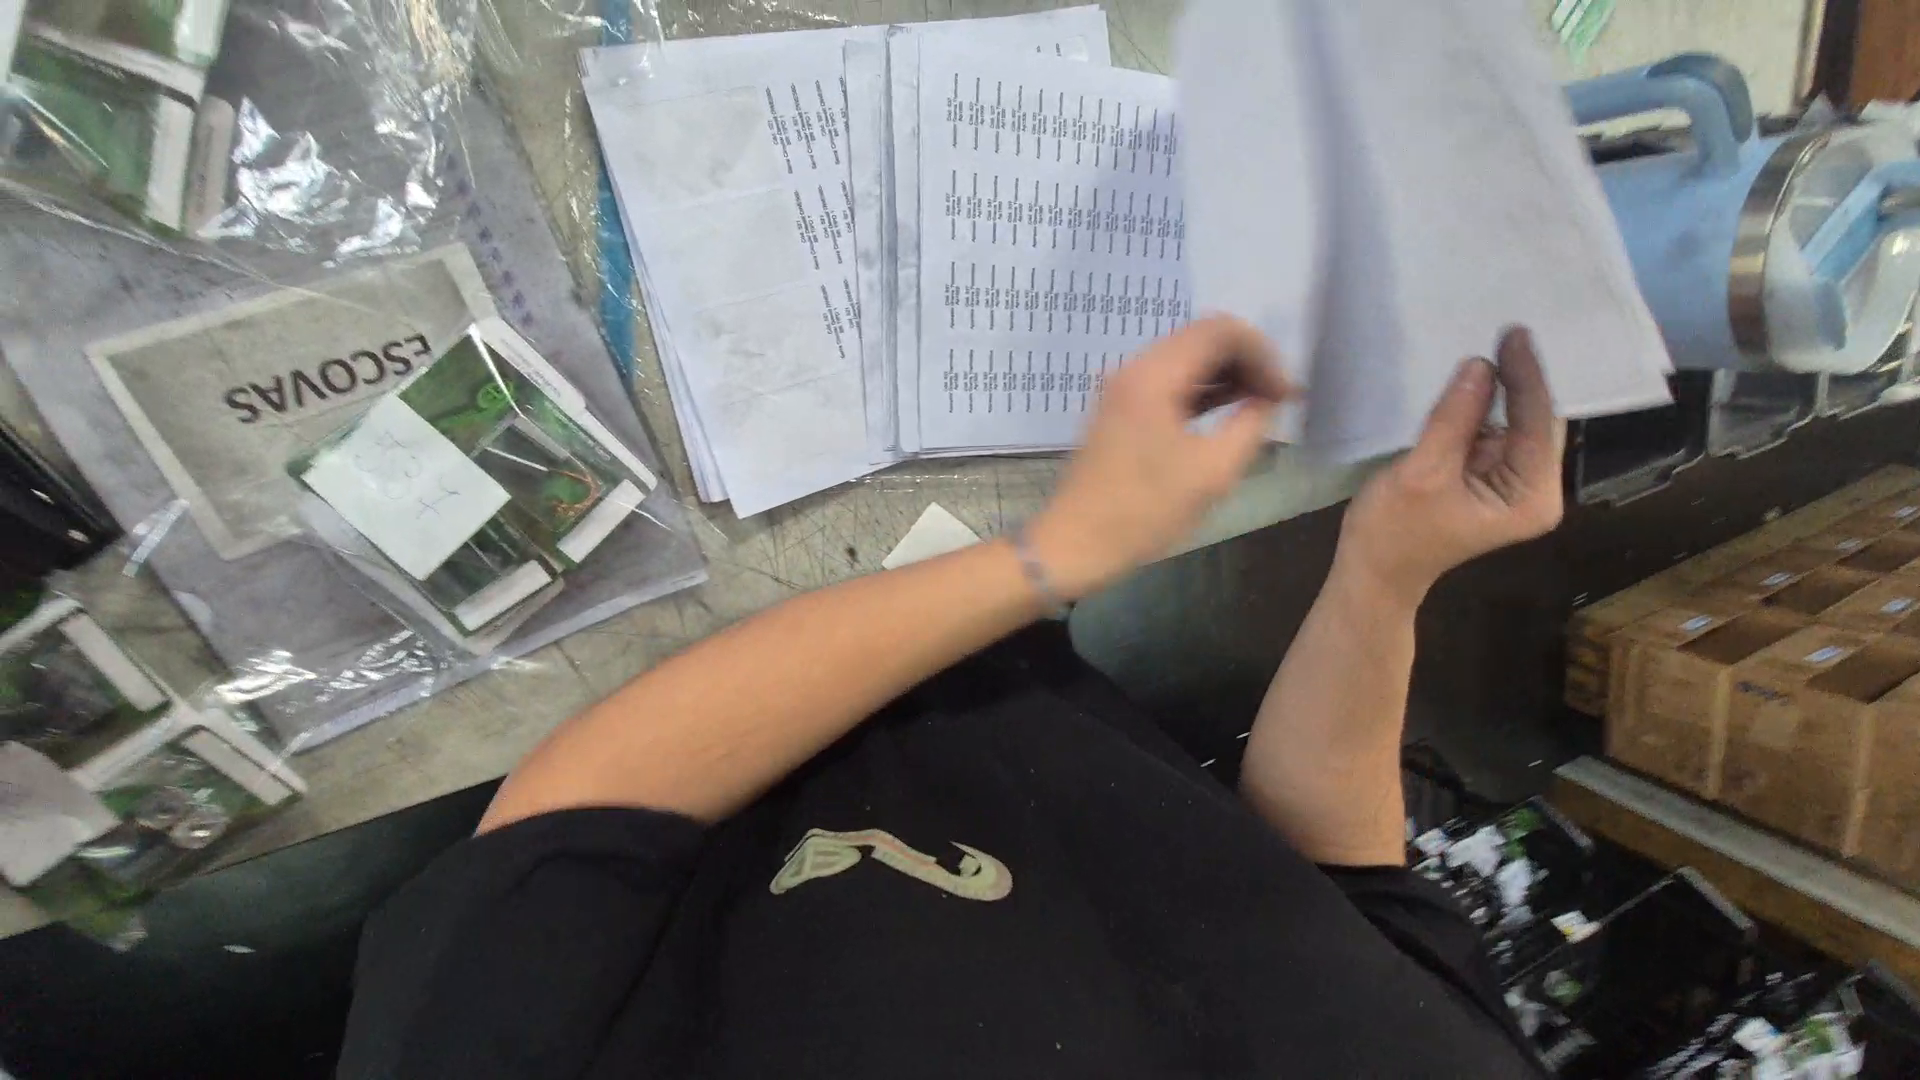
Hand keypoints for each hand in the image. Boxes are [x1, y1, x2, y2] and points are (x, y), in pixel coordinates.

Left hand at [1026, 316, 1293, 598]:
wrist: (1075, 544)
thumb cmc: (1144, 513)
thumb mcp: (1212, 472)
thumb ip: (1250, 424)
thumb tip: (1268, 399)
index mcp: (1153, 375)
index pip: (1221, 330)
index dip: (1264, 354)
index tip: (1285, 394)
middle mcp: (1133, 368)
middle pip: (1203, 338)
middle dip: (1248, 361)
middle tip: (1277, 400)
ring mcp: (1122, 388)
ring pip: (1186, 359)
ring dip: (1226, 376)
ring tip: (1259, 407)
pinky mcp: (1119, 409)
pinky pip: (1168, 383)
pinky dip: (1200, 391)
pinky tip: (1226, 413)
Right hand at [1337, 326, 1565, 607]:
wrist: (1371, 574)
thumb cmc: (1393, 532)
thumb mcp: (1421, 472)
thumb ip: (1453, 419)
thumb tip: (1479, 365)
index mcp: (1533, 496)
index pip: (1537, 423)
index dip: (1525, 377)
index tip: (1515, 333)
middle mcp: (1535, 490)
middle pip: (1532, 423)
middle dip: (1515, 382)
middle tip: (1502, 333)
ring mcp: (1510, 487)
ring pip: (1510, 426)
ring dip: (1495, 394)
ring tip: (1485, 350)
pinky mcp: (1486, 483)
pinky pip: (1488, 438)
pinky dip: (1476, 413)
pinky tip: (1466, 387)